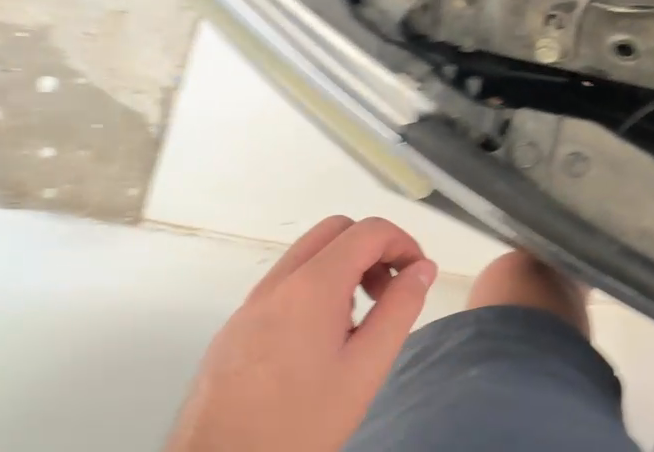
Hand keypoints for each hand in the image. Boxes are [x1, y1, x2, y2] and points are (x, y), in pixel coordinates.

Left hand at [165, 216, 437, 451]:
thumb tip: (422, 268)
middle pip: (335, 230)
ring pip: (306, 257)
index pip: (369, 231)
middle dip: (372, 249)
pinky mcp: (231, 332)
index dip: (404, 244)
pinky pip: (282, 287)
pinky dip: (314, 290)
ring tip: (358, 320)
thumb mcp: (366, 368)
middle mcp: (275, 286)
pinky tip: (321, 342)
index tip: (417, 276)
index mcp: (311, 287)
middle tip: (388, 290)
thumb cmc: (299, 423)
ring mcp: (247, 308)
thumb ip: (401, 309)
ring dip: (343, 268)